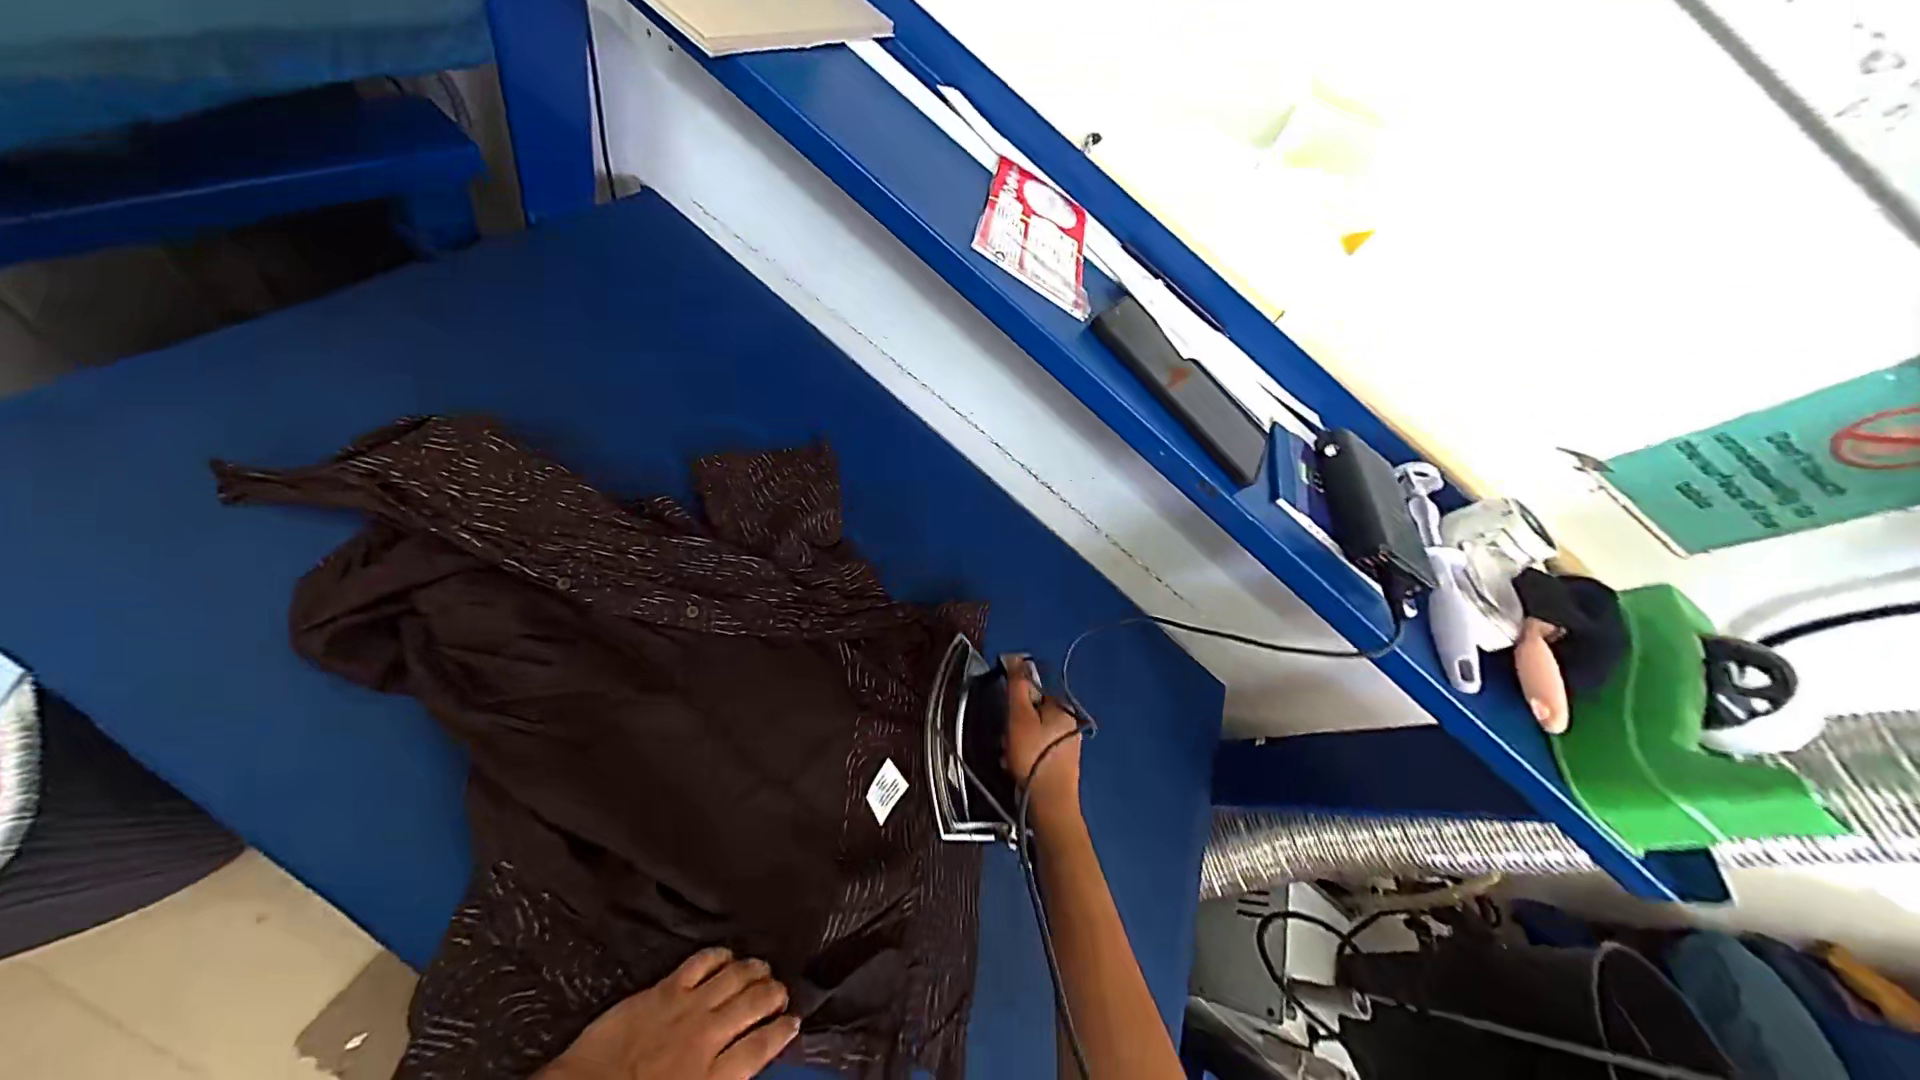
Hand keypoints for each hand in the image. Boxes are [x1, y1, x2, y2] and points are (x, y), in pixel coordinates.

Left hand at [538, 949, 799, 1079]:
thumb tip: (739, 1072)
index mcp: (714, 1079)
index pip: (764, 1046)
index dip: (784, 1030)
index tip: (794, 1021)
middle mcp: (708, 1038)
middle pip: (757, 1003)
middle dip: (776, 993)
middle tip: (780, 991)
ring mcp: (687, 1009)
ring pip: (737, 976)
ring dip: (755, 970)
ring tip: (761, 970)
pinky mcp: (664, 990)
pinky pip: (703, 962)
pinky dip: (720, 955)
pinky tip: (727, 956)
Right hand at [1003, 655, 1081, 828]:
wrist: (1049, 803)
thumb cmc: (1033, 757)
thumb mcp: (1019, 717)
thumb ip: (1017, 686)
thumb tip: (1015, 658)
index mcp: (1063, 707)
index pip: (1033, 689)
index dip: (1015, 701)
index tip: (1008, 718)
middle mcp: (1070, 722)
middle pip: (1032, 710)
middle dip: (1015, 724)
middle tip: (1008, 740)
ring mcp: (1068, 743)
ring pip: (1033, 730)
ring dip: (1017, 740)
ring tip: (1011, 756)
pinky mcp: (1062, 761)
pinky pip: (1038, 747)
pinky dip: (1025, 753)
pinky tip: (1018, 765)